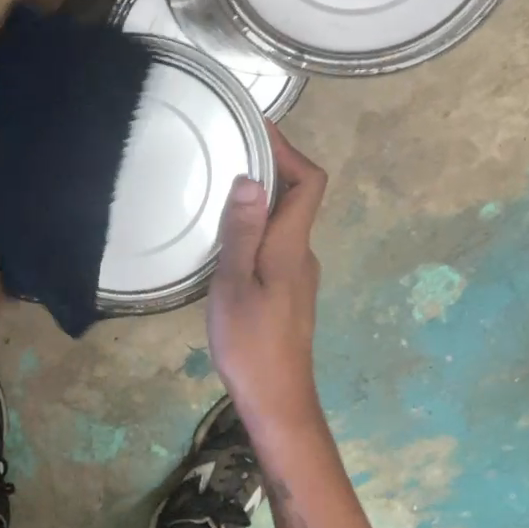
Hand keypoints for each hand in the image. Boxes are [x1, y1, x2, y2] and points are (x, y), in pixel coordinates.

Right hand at [208, 127, 327, 424]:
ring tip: (219, 184)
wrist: (277, 401)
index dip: (289, 148)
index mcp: (291, 246)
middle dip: (270, 165)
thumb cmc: (251, 343)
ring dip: (261, 194)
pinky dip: (256, 223)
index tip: (257, 126)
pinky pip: (275, 241)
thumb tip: (252, 179)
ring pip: (284, 220)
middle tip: (227, 148)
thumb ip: (243, 232)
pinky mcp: (287, 291)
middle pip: (298, 196)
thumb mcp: (234, 285)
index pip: (309, 182)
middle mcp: (302, 253)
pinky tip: (225, 236)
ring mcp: (297, 274)